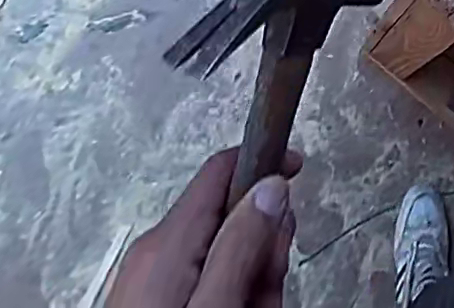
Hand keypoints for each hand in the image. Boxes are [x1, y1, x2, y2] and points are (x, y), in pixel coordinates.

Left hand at [107, 147, 301, 307]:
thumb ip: (243, 245)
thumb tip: (272, 184)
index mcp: (168, 243)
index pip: (222, 167)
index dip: (266, 160)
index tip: (300, 173)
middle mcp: (157, 253)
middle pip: (233, 213)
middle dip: (265, 244)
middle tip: (269, 287)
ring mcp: (153, 284)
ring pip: (228, 252)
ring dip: (256, 279)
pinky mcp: (155, 307)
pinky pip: (211, 282)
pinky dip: (236, 298)